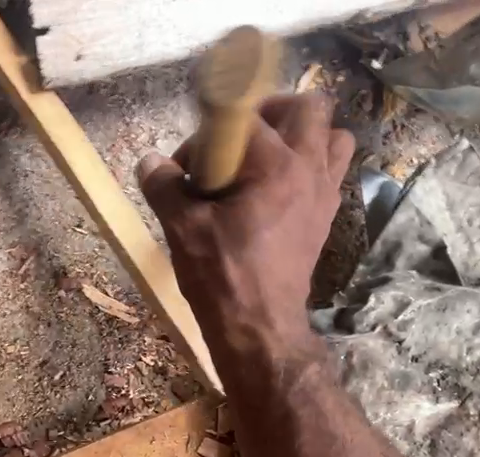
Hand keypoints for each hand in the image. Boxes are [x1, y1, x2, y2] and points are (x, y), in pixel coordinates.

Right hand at [138, 94, 353, 365]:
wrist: (258, 326)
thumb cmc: (220, 277)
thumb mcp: (183, 231)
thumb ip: (165, 190)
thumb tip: (149, 163)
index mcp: (274, 164)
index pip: (243, 121)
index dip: (207, 137)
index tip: (185, 168)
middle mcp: (309, 167)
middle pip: (306, 107)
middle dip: (268, 114)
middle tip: (235, 141)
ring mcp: (324, 191)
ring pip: (330, 135)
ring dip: (300, 136)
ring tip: (265, 160)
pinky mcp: (325, 215)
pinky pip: (329, 170)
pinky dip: (308, 166)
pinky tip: (276, 191)